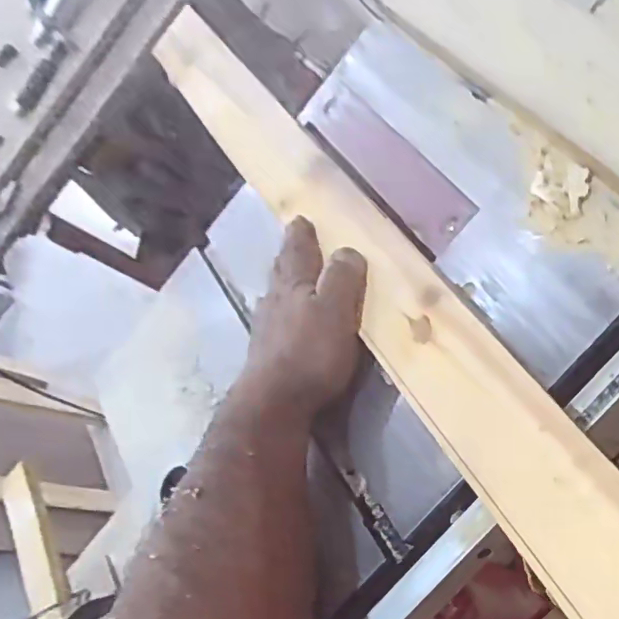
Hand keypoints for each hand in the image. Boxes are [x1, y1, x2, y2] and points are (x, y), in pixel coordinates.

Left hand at [236, 217, 367, 416]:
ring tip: (290, 275)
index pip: (300, 254)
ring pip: (278, 293)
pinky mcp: (270, 350)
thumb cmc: (312, 354)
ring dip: (285, 282)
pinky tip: (287, 317)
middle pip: (283, 270)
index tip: (303, 220)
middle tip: (294, 241)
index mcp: (295, 287)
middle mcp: (277, 300)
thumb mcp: (336, 313)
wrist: (277, 398)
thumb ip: (342, 281)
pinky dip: (285, 310)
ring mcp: (270, 326)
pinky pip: (279, 318)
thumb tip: (349, 250)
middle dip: (290, 254)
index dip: (303, 238)